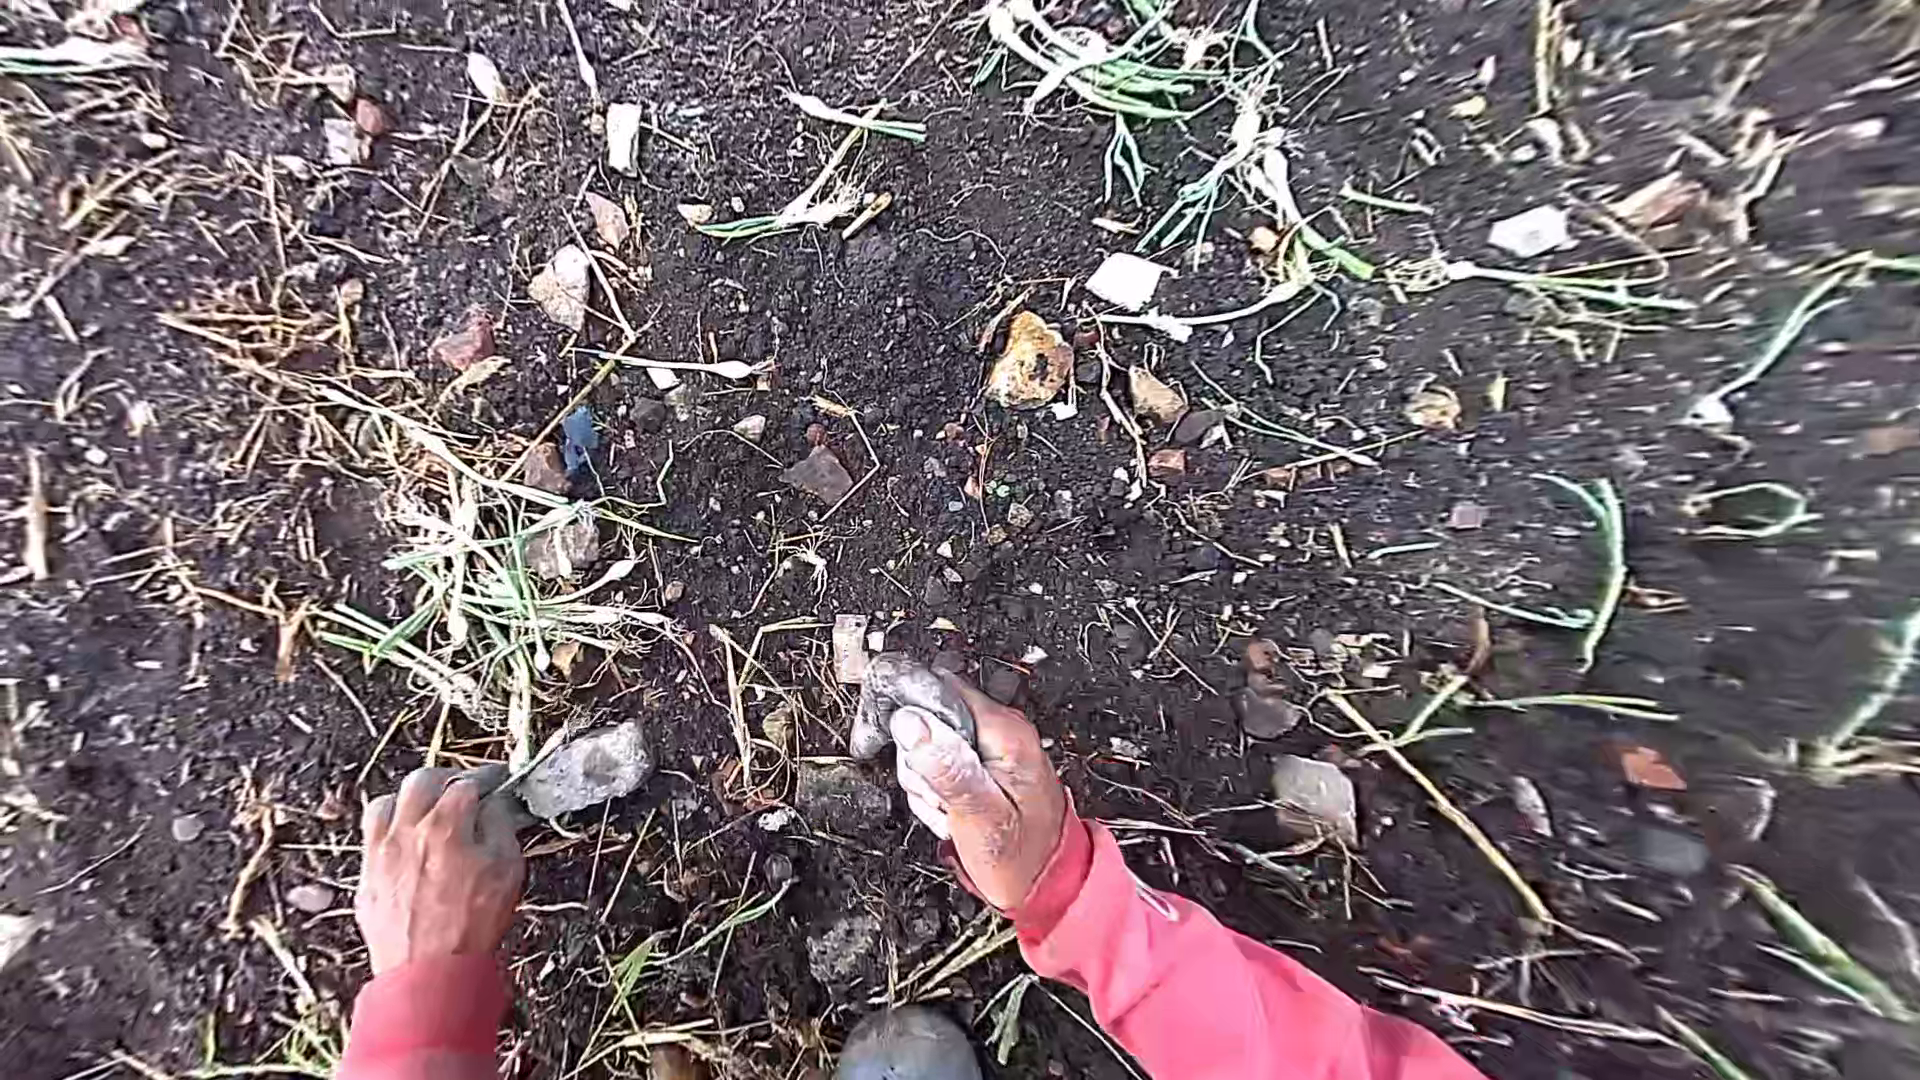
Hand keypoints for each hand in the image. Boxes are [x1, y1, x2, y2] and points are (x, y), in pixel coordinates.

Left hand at [356, 766, 525, 974]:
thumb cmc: (475, 917)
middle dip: (449, 777)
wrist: (429, 972)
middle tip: (467, 789)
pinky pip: (371, 838)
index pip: (469, 782)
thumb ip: (500, 823)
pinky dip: (393, 828)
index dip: (491, 778)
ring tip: (431, 810)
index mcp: (446, 826)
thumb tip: (494, 802)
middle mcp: (407, 833)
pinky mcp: (366, 880)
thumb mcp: (508, 863)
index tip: (502, 781)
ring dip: (411, 800)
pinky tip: (414, 842)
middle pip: (421, 780)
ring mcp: (380, 856)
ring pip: (385, 803)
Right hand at [890, 679, 1067, 910]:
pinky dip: (937, 787)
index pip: (943, 691)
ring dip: (927, 779)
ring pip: (932, 742)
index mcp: (1006, 732)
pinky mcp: (985, 758)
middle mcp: (1003, 728)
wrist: (1046, 886)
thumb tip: (912, 724)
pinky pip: (942, 759)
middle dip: (921, 759)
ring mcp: (994, 743)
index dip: (917, 721)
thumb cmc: (1023, 857)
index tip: (916, 757)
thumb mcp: (980, 816)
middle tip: (939, 796)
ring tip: (948, 807)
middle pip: (933, 718)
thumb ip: (947, 768)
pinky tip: (951, 808)